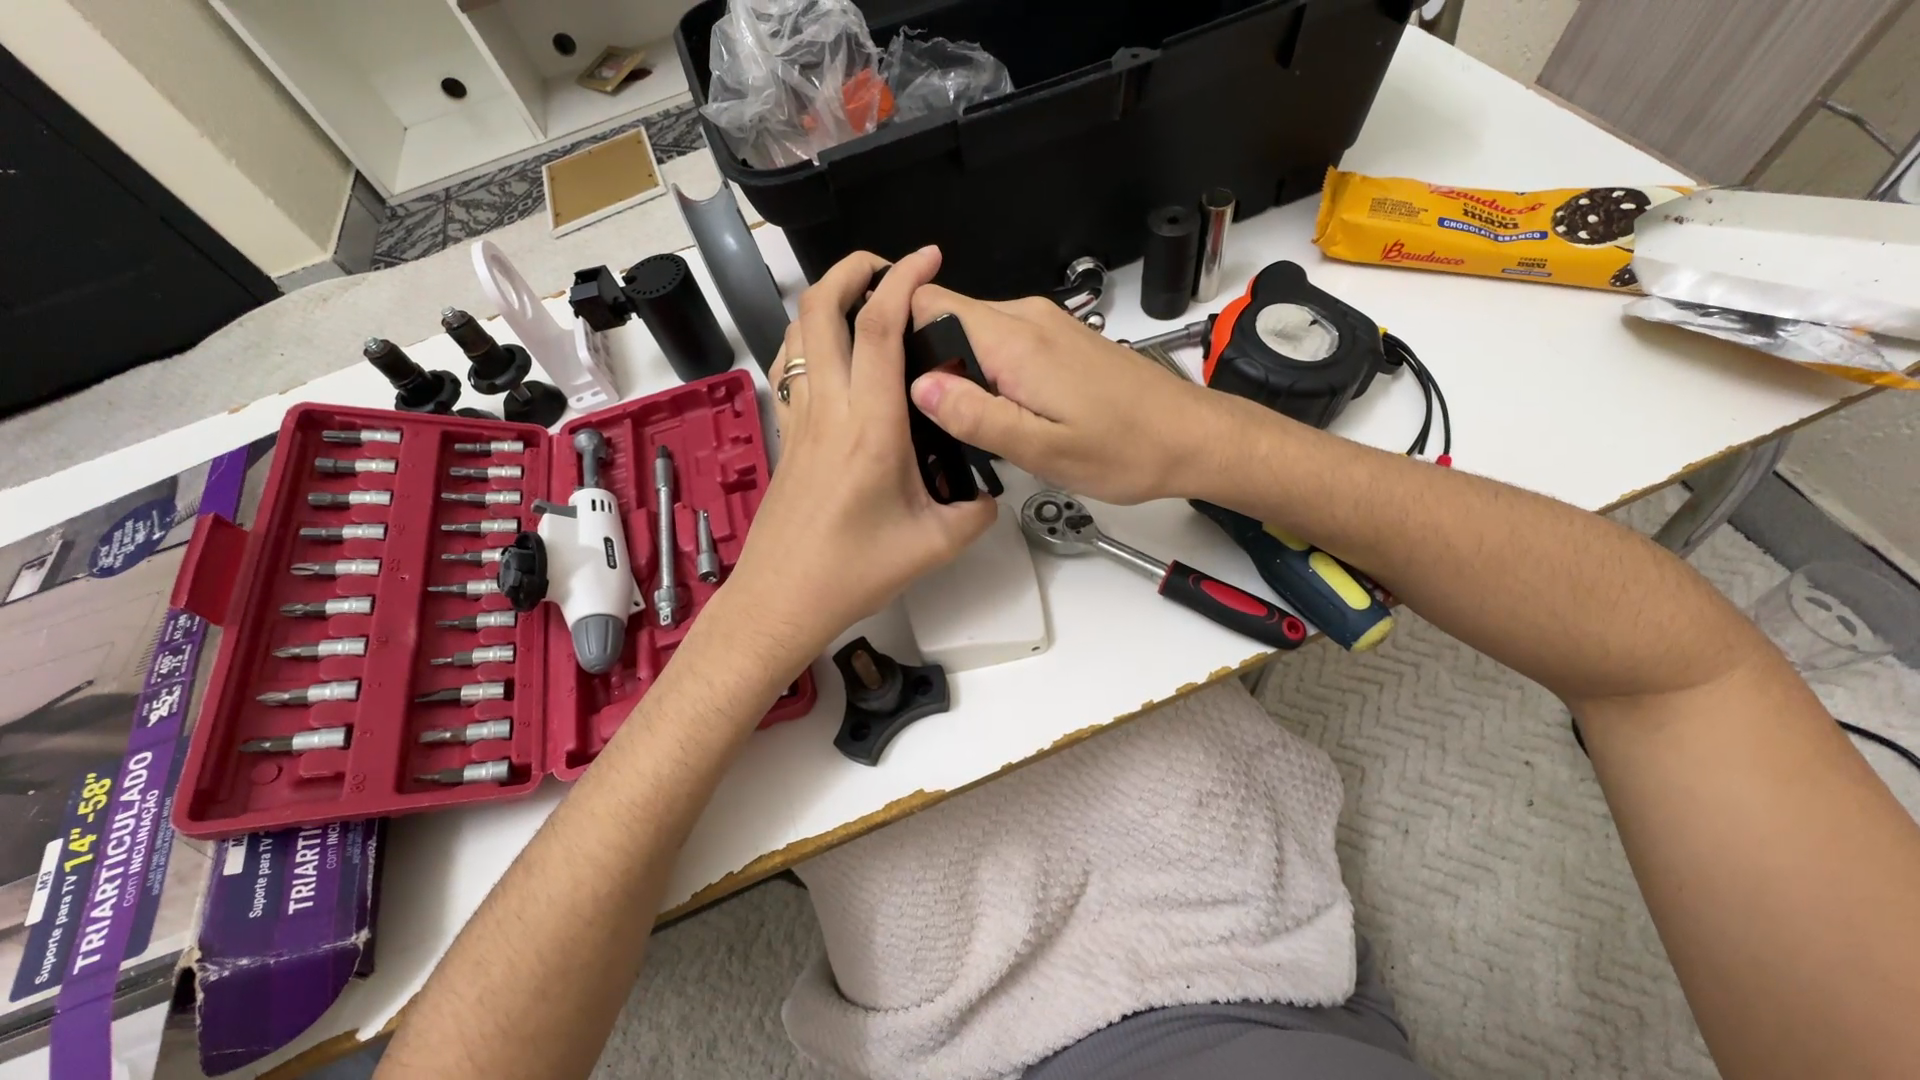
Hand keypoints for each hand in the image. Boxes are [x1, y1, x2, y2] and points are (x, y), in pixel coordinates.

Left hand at [716, 248, 997, 669]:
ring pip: (798, 331)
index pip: (879, 328)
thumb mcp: (933, 545)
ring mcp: (799, 419)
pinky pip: (789, 366)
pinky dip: (807, 337)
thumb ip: (975, 512)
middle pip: (820, 307)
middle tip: (891, 267)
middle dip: (853, 268)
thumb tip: (989, 493)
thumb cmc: (850, 573)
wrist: (782, 599)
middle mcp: (827, 409)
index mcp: (870, 427)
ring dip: (825, 298)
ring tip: (863, 296)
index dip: (904, 279)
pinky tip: (831, 351)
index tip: (928, 258)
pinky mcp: (785, 435)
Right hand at [907, 288, 1229, 504]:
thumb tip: (918, 386)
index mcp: (1015, 341)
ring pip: (974, 332)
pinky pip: (1003, 343)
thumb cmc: (1126, 449)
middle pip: (947, 318)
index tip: (884, 374)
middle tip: (923, 416)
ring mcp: (1047, 326)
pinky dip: (988, 373)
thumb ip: (977, 416)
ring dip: (959, 372)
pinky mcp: (1060, 341)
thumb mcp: (1043, 449)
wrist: (1191, 438)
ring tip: (961, 422)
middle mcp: (1028, 319)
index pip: (929, 304)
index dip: (897, 332)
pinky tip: (1001, 414)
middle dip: (925, 361)